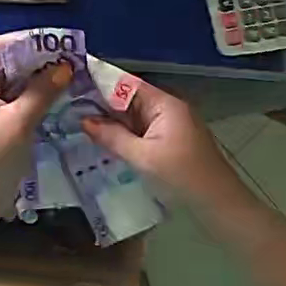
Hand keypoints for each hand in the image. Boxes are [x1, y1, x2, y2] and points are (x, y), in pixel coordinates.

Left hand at [0, 35, 71, 221]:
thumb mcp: (19, 123)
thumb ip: (41, 92)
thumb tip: (65, 67)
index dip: (26, 41)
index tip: (57, 43)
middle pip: (6, 65)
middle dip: (37, 60)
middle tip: (69, 59)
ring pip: (14, 85)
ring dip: (38, 79)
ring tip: (68, 75)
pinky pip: (16, 103)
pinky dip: (35, 98)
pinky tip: (57, 97)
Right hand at [80, 83, 252, 209]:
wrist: (219, 205)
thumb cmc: (183, 177)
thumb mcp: (143, 157)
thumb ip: (112, 137)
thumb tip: (83, 120)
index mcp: (165, 104)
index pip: (127, 84)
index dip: (100, 81)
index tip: (72, 81)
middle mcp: (167, 109)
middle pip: (128, 99)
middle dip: (100, 102)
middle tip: (65, 104)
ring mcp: (169, 126)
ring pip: (133, 117)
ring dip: (109, 120)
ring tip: (74, 119)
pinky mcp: (169, 142)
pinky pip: (140, 131)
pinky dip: (122, 133)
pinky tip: (99, 138)